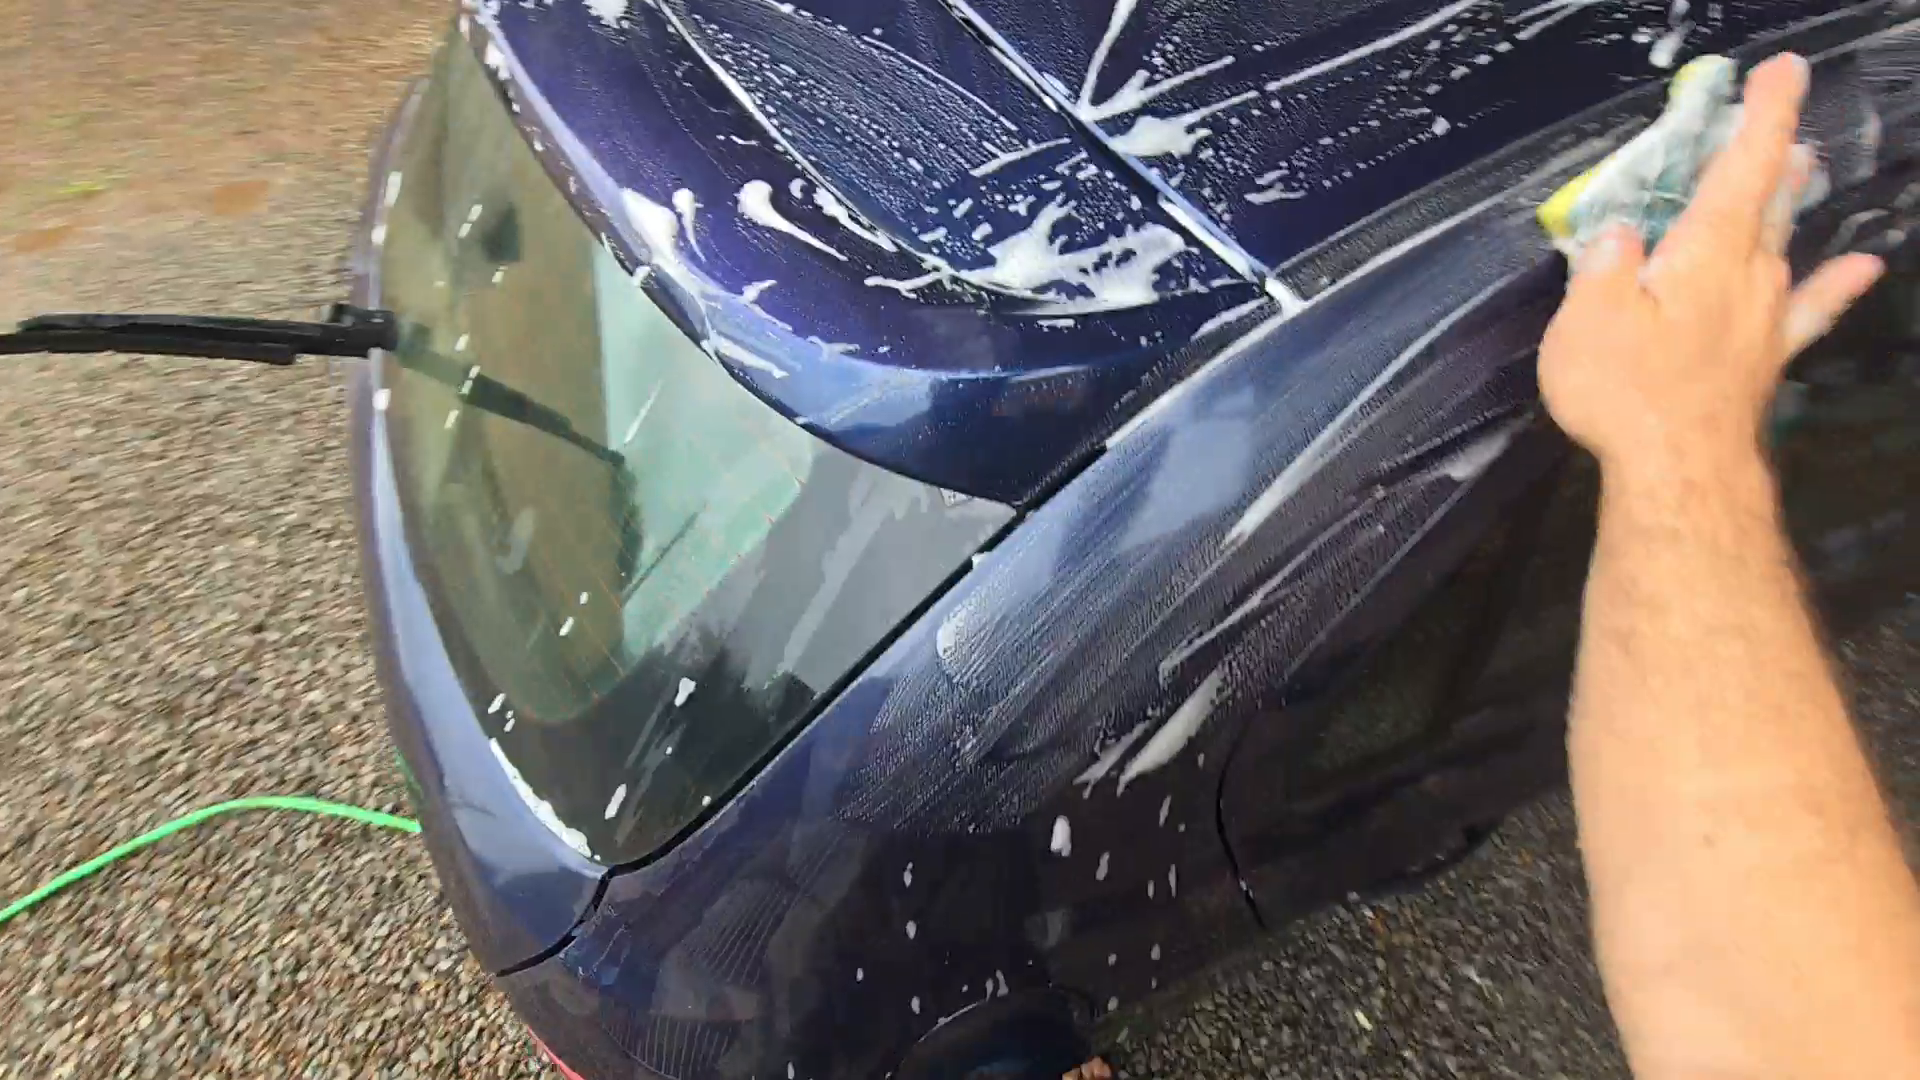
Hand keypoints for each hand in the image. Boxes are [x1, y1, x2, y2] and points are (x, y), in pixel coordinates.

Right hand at [1536, 53, 1883, 482]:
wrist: (1675, 460)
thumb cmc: (1622, 386)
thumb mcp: (1586, 322)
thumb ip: (1602, 269)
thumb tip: (1619, 230)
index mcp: (1701, 256)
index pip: (1737, 171)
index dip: (1758, 118)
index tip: (1778, 71)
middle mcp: (1747, 273)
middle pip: (1767, 201)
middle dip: (1771, 157)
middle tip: (1776, 127)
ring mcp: (1764, 315)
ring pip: (1786, 242)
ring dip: (1792, 203)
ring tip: (1802, 171)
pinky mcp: (1765, 355)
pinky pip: (1810, 307)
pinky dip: (1834, 283)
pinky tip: (1858, 268)